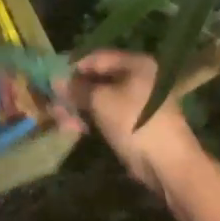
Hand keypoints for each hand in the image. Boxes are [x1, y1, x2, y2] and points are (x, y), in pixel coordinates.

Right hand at [60, 50, 204, 190]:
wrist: (167, 163)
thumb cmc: (134, 123)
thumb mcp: (101, 101)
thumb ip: (77, 88)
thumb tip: (56, 80)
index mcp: (137, 64)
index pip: (97, 57)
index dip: (73, 67)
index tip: (52, 79)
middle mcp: (139, 78)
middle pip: (99, 79)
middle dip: (75, 92)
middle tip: (55, 105)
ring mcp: (138, 101)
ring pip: (101, 98)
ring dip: (80, 108)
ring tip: (62, 122)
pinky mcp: (135, 121)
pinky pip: (109, 113)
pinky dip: (93, 118)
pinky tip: (77, 129)